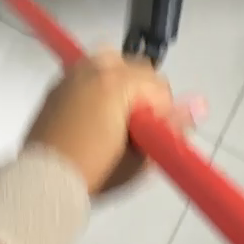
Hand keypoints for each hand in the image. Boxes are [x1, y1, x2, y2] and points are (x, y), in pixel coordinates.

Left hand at [25, 50, 205, 195]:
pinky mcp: (55, 86)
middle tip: (135, 127)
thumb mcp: (142, 156)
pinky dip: (95, 86)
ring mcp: (71, 75)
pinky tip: (93, 116)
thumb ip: (172, 127)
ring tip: (116, 118)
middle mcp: (93, 69)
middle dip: (142, 93)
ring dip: (119, 83)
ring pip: (109, 62)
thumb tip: (199, 104)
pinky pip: (85, 73)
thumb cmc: (94, 171)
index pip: (158, 85)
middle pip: (135, 67)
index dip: (161, 112)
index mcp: (117, 82)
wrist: (43, 181)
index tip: (151, 134)